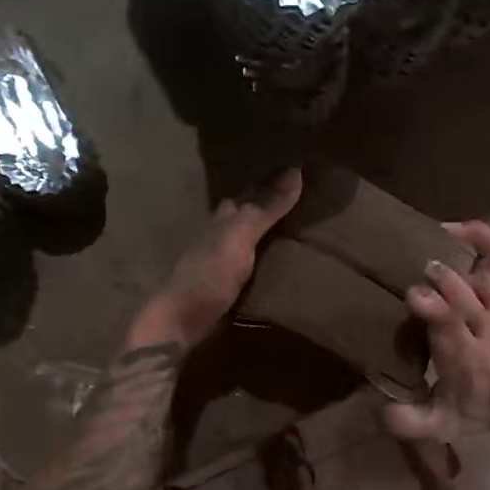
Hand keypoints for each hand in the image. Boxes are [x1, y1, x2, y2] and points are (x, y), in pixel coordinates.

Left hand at [129, 168, 303, 346]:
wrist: (184, 319)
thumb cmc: (211, 273)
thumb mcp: (240, 236)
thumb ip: (266, 208)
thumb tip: (295, 170)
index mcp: (222, 218)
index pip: (249, 194)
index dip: (270, 185)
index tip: (299, 178)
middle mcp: (220, 235)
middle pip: (248, 217)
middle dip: (270, 211)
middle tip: (306, 207)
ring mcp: (221, 262)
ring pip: (250, 241)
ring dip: (270, 238)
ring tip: (302, 235)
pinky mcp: (226, 286)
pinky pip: (252, 266)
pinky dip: (267, 261)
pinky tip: (282, 265)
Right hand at [381, 223, 489, 442]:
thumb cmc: (478, 408)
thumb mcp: (443, 426)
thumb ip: (411, 422)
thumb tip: (378, 410)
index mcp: (465, 360)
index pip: (454, 329)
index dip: (437, 309)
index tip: (414, 296)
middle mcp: (481, 328)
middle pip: (466, 295)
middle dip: (442, 279)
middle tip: (413, 266)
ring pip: (485, 272)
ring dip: (459, 253)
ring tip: (431, 235)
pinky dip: (481, 237)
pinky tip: (453, 228)